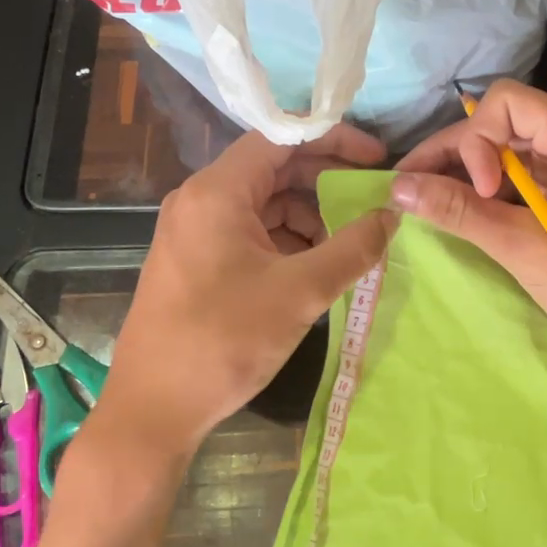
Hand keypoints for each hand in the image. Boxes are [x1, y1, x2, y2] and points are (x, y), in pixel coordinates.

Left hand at [94, 126, 397, 462]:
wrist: (155, 409)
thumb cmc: (224, 341)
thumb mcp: (300, 293)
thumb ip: (353, 248)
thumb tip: (392, 216)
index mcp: (217, 192)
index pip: (281, 138)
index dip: (334, 140)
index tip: (377, 159)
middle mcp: (201, 200)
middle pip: (274, 168)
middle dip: (327, 181)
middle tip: (374, 200)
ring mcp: (196, 231)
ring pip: (265, 203)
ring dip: (311, 215)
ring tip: (351, 243)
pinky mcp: (198, 261)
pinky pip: (252, 232)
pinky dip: (289, 240)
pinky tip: (318, 266)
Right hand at [392, 80, 546, 364]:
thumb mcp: (522, 247)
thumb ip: (460, 211)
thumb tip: (399, 188)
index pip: (508, 102)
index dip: (477, 138)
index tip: (478, 189)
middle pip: (506, 124)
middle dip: (458, 152)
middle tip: (412, 186)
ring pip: (512, 151)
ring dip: (470, 172)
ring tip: (428, 200)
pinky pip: (526, 178)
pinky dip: (493, 191)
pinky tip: (463, 211)